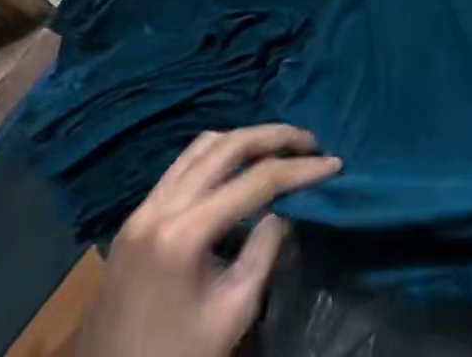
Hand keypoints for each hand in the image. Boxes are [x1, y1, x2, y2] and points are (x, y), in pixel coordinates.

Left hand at [77, 126, 340, 356]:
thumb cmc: (176, 356)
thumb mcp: (234, 311)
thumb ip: (264, 250)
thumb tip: (285, 210)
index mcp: (182, 235)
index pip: (256, 180)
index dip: (301, 169)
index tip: (335, 164)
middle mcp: (158, 208)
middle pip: (228, 146)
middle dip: (276, 137)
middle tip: (312, 143)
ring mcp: (141, 209)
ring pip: (202, 146)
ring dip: (247, 139)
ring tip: (280, 148)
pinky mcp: (135, 217)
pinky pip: (183, 164)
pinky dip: (219, 154)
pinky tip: (241, 167)